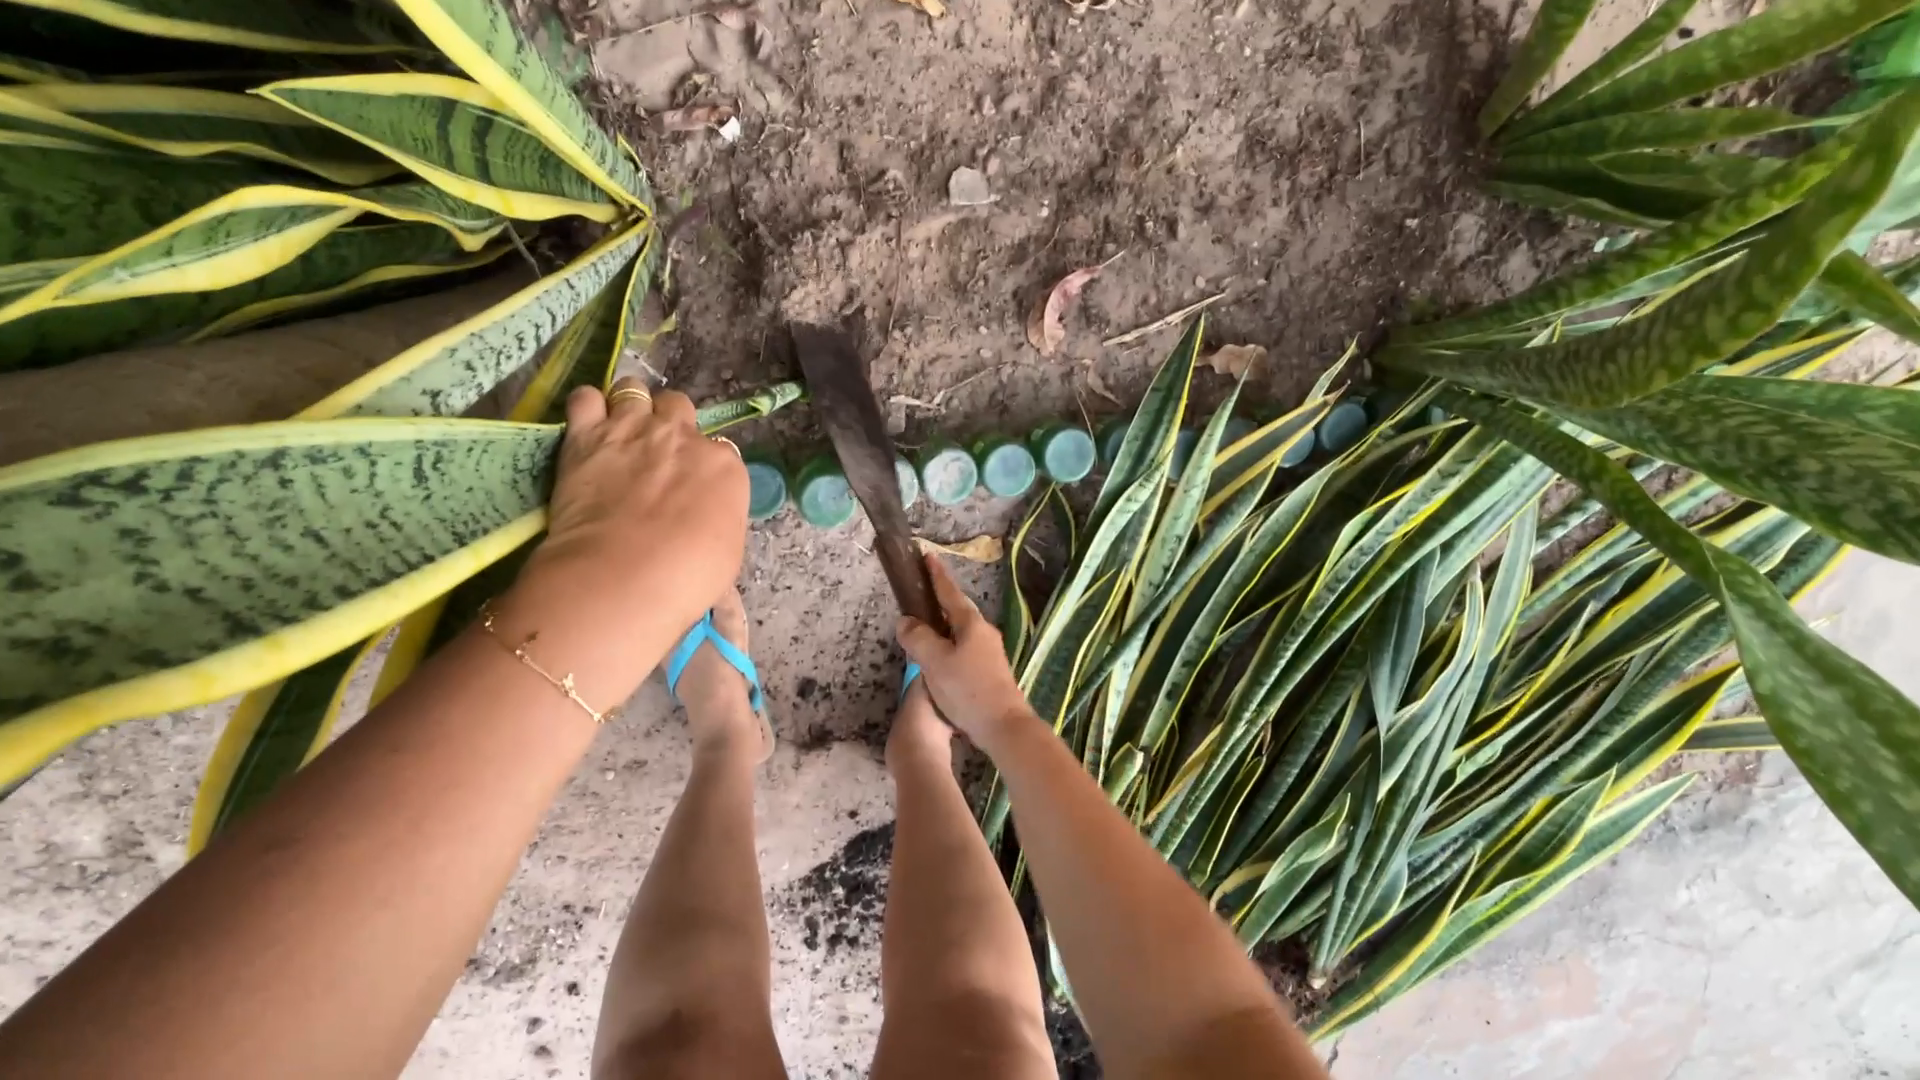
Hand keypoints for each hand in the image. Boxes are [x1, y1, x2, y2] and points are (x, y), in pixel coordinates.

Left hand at [514, 380, 748, 645]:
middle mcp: (684, 437)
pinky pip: (585, 397)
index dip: (701, 464)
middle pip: (678, 406)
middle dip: (668, 422)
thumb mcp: (727, 552)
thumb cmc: (689, 576)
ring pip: (633, 389)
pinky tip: (584, 427)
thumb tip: (705, 523)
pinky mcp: (588, 434)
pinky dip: (585, 407)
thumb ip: (718, 521)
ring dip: (628, 406)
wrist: (626, 573)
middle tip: (654, 452)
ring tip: (617, 430)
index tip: (689, 484)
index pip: (720, 450)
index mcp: (726, 467)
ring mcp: (635, 429)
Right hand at [895, 554, 1040, 755]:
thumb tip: (905, 621)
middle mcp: (983, 632)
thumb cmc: (968, 690)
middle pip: (957, 610)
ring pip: (960, 631)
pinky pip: (962, 648)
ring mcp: (989, 652)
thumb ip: (918, 638)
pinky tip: (938, 657)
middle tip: (919, 593)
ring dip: (942, 626)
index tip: (927, 555)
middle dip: (938, 601)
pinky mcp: (988, 671)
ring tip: (922, 627)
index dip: (936, 575)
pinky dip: (947, 645)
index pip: (950, 593)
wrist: (1003, 725)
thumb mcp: (935, 662)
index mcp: (971, 624)